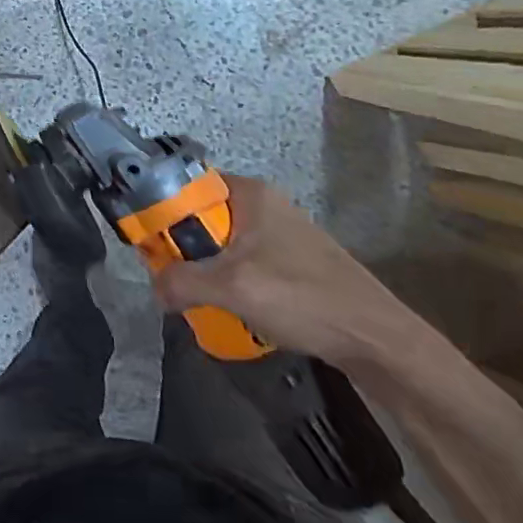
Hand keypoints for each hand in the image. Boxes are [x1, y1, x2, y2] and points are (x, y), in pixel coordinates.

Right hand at [154, 174, 425, 368]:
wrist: (374, 338)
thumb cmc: (301, 296)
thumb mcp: (232, 287)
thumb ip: (183, 282)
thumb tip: (155, 288)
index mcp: (249, 193)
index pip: (188, 184)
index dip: (162, 209)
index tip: (147, 242)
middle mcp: (262, 204)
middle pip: (203, 216)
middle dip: (183, 248)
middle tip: (171, 278)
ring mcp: (278, 232)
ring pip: (221, 243)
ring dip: (205, 269)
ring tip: (197, 299)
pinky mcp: (289, 260)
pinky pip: (242, 261)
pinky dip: (228, 281)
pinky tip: (229, 308)